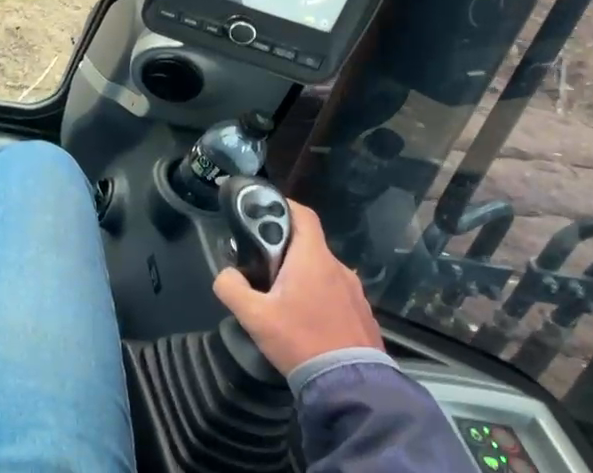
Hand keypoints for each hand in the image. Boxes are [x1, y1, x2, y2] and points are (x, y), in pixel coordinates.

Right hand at [212, 200, 382, 374]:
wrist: (353, 387)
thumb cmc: (300, 340)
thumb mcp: (252, 315)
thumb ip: (230, 286)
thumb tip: (228, 274)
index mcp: (313, 259)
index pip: (302, 214)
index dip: (281, 205)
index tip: (259, 212)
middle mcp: (338, 269)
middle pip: (307, 244)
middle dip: (282, 248)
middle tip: (258, 266)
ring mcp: (355, 293)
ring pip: (321, 270)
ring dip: (300, 275)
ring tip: (280, 298)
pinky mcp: (363, 315)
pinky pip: (335, 293)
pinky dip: (317, 296)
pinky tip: (304, 320)